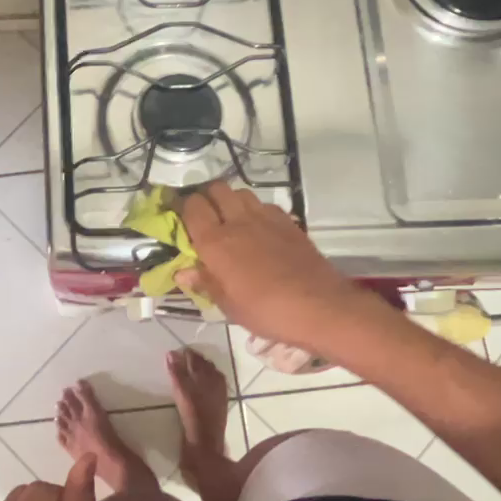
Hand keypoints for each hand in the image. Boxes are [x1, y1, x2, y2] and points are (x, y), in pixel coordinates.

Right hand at [177, 181, 386, 352]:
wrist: (319, 306)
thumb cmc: (266, 311)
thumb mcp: (228, 305)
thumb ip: (205, 282)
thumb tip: (182, 273)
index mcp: (215, 242)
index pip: (192, 206)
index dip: (183, 207)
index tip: (180, 217)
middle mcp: (237, 222)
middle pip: (216, 189)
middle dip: (207, 197)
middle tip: (205, 216)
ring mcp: (265, 218)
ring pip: (241, 192)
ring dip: (232, 200)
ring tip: (232, 220)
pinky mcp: (288, 222)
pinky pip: (265, 205)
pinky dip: (256, 210)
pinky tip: (259, 229)